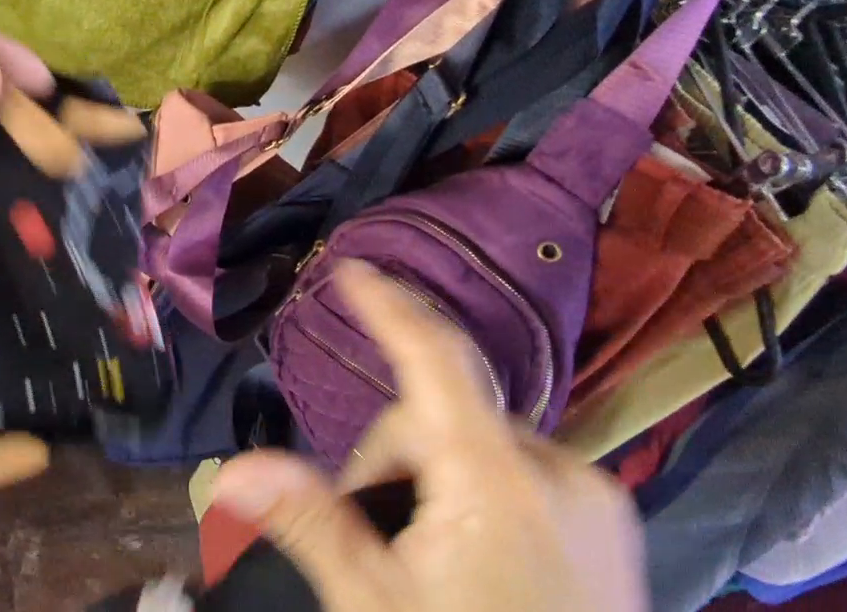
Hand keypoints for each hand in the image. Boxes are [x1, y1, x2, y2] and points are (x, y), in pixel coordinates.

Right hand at [211, 262, 646, 611]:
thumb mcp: (378, 602)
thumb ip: (309, 522)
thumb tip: (232, 470)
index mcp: (499, 479)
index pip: (434, 361)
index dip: (388, 309)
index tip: (351, 269)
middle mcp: (558, 471)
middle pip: (442, 420)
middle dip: (393, 463)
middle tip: (373, 541)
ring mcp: (596, 502)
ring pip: (478, 448)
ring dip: (434, 480)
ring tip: (423, 560)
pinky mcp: (614, 532)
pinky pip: (521, 476)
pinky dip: (479, 494)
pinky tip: (473, 558)